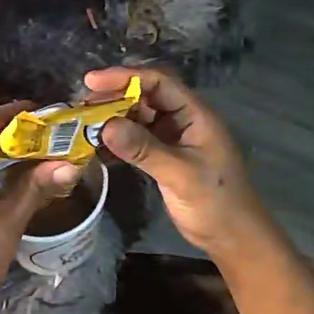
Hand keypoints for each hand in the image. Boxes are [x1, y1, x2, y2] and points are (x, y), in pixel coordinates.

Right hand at [84, 67, 266, 257]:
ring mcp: (173, 139)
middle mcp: (182, 121)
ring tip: (82, 123)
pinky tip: (96, 146)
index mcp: (195, 114)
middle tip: (81, 105)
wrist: (232, 236)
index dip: (125, 77)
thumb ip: (144, 149)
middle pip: (145, 96)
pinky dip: (118, 141)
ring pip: (138, 118)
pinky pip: (137, 141)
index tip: (91, 81)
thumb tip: (106, 126)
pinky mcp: (164, 158)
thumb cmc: (215, 201)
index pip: (158, 82)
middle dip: (114, 96)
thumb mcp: (180, 174)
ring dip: (113, 119)